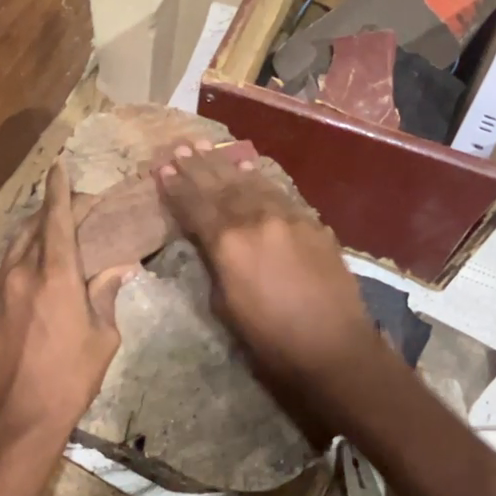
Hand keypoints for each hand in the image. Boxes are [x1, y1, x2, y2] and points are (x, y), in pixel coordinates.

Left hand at [0, 163, 134, 454]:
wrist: (18, 417)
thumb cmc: (70, 378)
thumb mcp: (102, 338)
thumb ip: (105, 295)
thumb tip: (117, 269)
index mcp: (54, 276)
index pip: (56, 220)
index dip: (59, 191)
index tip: (59, 166)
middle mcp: (19, 274)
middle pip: (32, 228)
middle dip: (50, 212)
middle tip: (69, 209)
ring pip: (14, 249)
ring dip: (33, 236)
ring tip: (52, 237)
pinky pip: (4, 272)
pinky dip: (21, 262)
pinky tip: (33, 275)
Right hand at [154, 143, 377, 380]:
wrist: (334, 348)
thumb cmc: (270, 340)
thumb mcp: (225, 307)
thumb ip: (214, 265)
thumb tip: (208, 242)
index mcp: (228, 243)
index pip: (194, 206)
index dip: (175, 186)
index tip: (160, 167)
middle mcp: (256, 219)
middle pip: (220, 186)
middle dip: (197, 166)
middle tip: (180, 146)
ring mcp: (288, 217)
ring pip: (250, 182)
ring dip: (226, 165)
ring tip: (207, 148)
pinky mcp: (312, 223)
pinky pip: (277, 192)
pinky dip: (258, 178)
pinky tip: (249, 168)